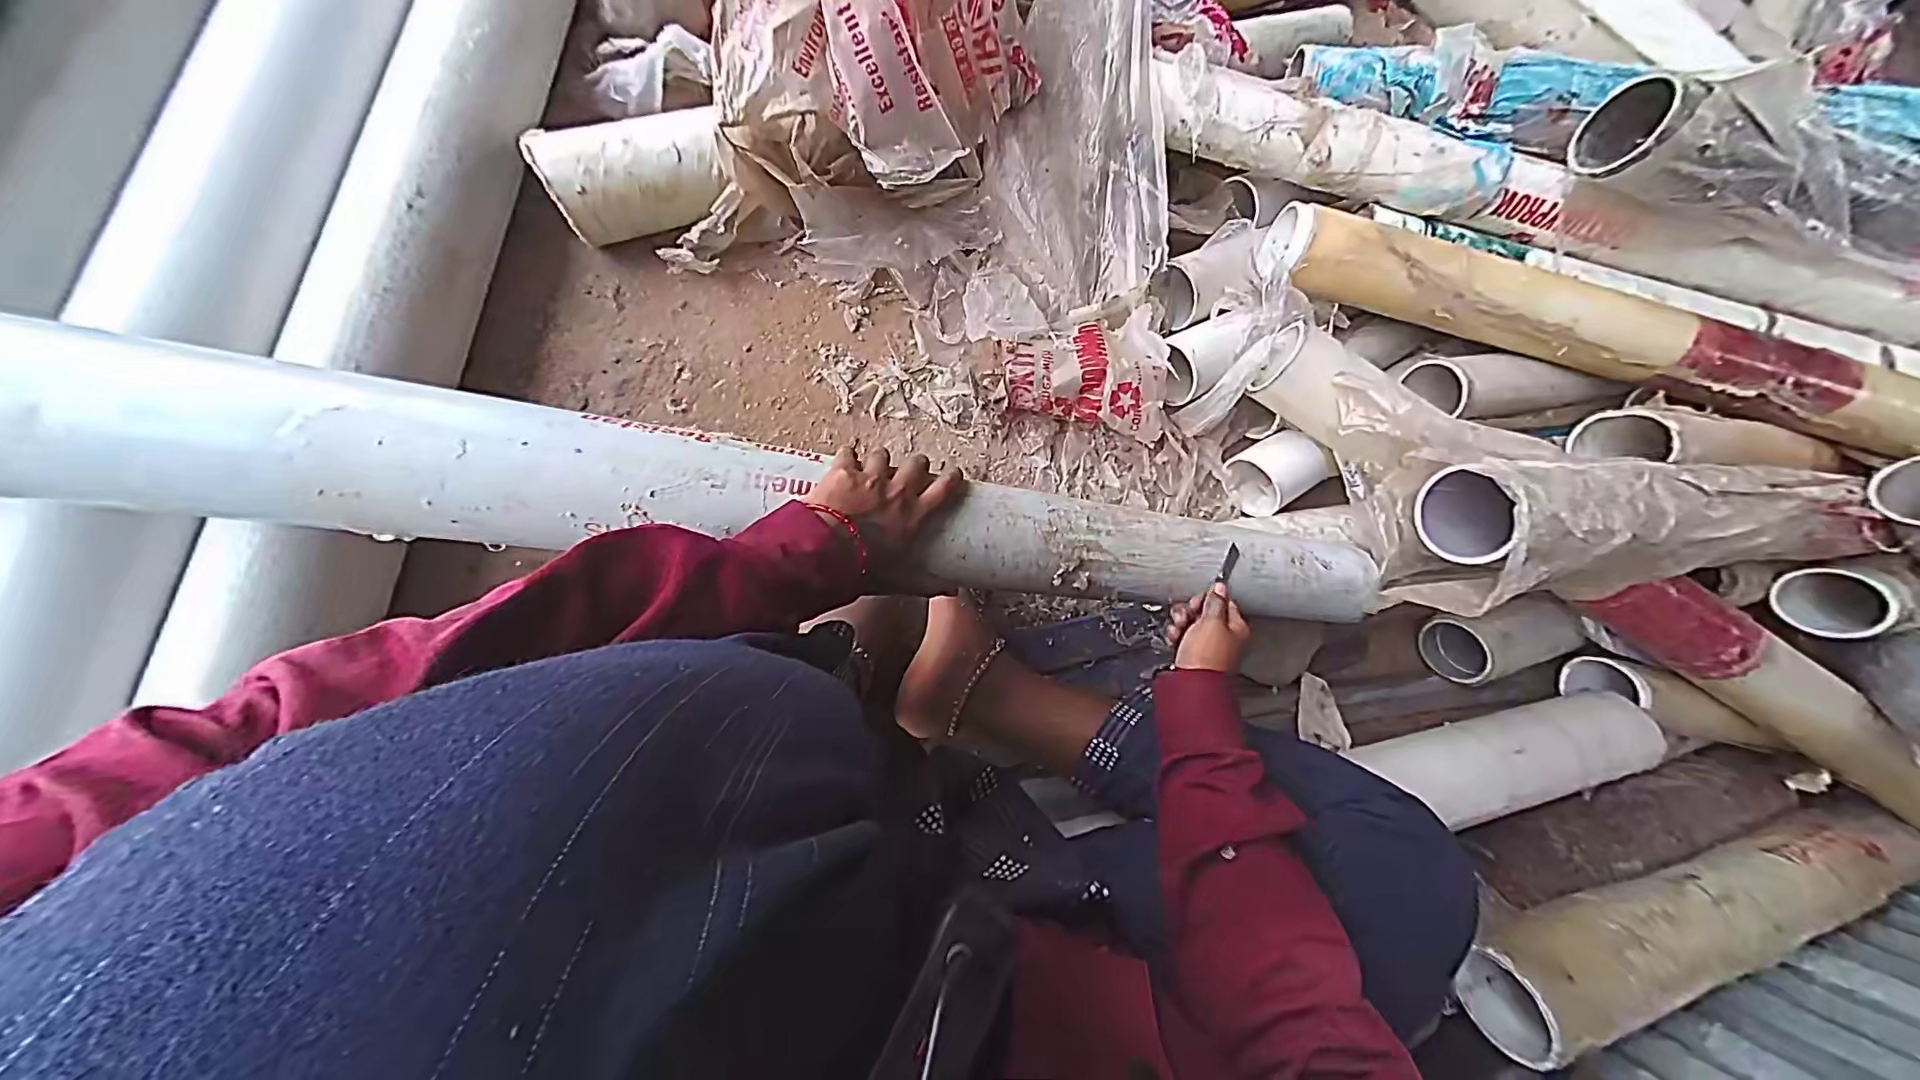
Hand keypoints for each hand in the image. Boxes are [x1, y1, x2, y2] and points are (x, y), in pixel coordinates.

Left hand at [806, 447, 964, 577]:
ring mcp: (871, 479)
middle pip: (916, 464)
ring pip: (883, 455)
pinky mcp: (845, 472)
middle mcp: (897, 492)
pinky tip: (845, 462)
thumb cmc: (861, 568)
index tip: (954, 474)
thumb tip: (950, 592)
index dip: (951, 478)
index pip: (944, 489)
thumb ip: (924, 583)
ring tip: (873, 467)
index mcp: (913, 515)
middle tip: (911, 470)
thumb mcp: (898, 578)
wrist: (826, 553)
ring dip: (880, 460)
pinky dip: (848, 458)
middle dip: (915, 465)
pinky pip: (850, 454)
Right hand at [1169, 582, 1249, 672]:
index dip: (1208, 599)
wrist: (1191, 682)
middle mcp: (1224, 637)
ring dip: (1181, 622)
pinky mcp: (1193, 653)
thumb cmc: (1206, 656)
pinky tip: (1175, 639)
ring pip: (1191, 622)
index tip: (1199, 603)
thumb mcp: (1212, 621)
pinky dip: (1176, 635)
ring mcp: (1208, 645)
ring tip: (1179, 630)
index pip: (1223, 602)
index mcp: (1236, 628)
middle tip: (1187, 617)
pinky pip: (1182, 636)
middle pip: (1204, 612)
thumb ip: (1215, 601)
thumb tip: (1220, 587)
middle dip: (1190, 611)